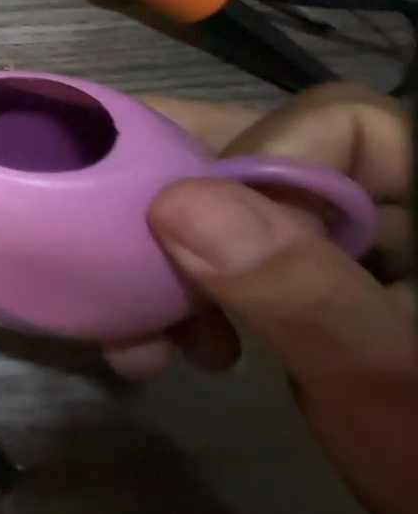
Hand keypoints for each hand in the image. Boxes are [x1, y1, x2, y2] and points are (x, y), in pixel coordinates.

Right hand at [107, 85, 416, 513]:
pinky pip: (233, 253)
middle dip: (179, 210)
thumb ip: (299, 292)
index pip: (336, 125)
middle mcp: (397, 209)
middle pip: (267, 158)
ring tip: (145, 329)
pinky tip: (173, 342)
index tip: (192, 232)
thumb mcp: (384, 388)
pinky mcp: (319, 286)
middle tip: (124, 260)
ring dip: (170, 261)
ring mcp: (357, 250)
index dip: (258, 161)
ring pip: (236, 207)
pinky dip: (189, 291)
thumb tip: (176, 202)